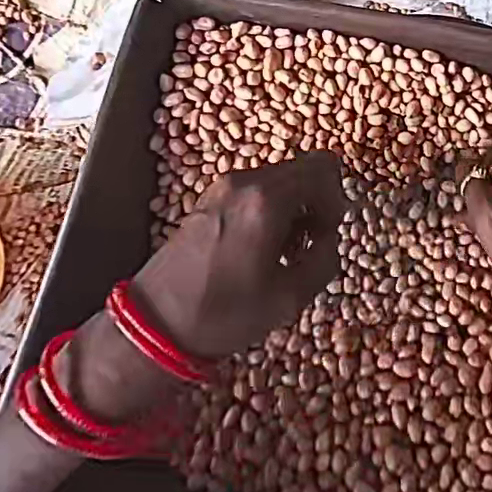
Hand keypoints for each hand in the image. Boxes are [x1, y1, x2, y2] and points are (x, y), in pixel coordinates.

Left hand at [65, 152, 349, 422]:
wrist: (156, 323)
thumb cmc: (224, 313)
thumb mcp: (290, 297)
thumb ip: (324, 259)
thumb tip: (328, 239)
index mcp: (266, 200)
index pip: (323, 170)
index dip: (336, 202)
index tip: (328, 236)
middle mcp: (244, 182)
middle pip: (303, 169)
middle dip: (317, 202)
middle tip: (310, 243)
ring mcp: (223, 187)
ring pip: (280, 178)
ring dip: (295, 206)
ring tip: (285, 251)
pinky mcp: (209, 198)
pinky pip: (256, 189)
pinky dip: (271, 209)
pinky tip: (262, 247)